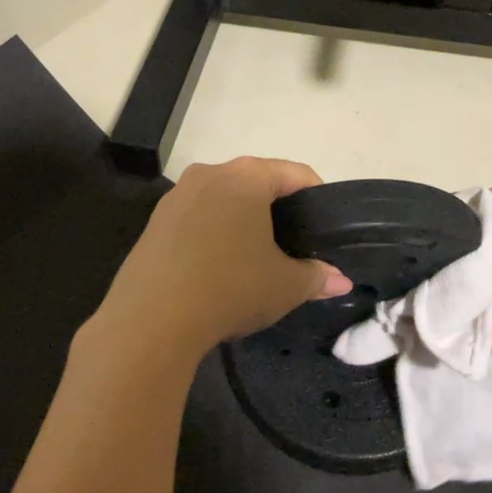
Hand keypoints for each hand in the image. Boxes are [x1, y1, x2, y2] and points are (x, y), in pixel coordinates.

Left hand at [92, 157, 352, 357]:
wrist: (151, 320)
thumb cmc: (229, 288)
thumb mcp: (285, 286)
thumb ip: (317, 277)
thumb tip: (340, 281)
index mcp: (246, 177)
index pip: (296, 174)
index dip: (317, 199)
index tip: (324, 229)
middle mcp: (210, 173)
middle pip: (257, 182)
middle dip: (278, 210)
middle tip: (294, 246)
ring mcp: (177, 195)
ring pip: (224, 199)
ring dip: (243, 221)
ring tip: (257, 258)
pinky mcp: (155, 221)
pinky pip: (197, 218)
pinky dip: (214, 234)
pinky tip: (219, 268)